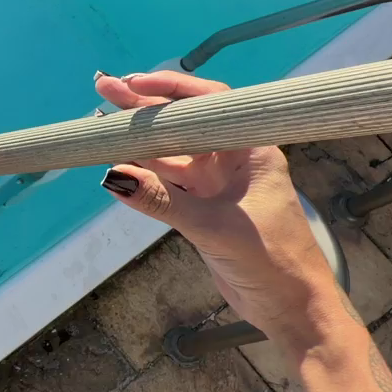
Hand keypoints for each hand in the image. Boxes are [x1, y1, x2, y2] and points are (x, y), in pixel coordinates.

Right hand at [94, 71, 348, 353]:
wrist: (290, 307)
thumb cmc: (272, 260)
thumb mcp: (214, 228)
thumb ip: (161, 201)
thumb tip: (112, 177)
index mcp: (249, 150)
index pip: (209, 103)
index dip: (170, 88)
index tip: (134, 84)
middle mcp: (230, 158)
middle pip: (181, 121)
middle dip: (143, 107)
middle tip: (104, 89)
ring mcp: (213, 182)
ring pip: (168, 149)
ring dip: (136, 138)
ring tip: (101, 123)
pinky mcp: (200, 205)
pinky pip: (163, 179)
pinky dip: (139, 170)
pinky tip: (113, 160)